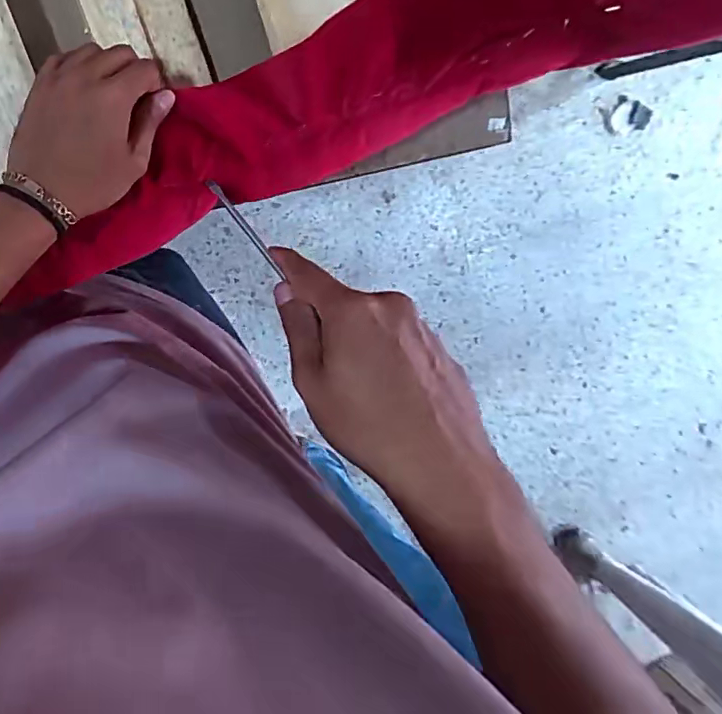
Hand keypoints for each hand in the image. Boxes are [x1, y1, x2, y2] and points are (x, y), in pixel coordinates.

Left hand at [6, 43, 174, 219]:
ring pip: (91, 51)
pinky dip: (76, 64)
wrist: (40, 194)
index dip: (155, 82)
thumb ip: (150, 123)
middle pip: (120, 53)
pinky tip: (79, 84)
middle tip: (131, 95)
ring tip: (104, 88)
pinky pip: (62, 58)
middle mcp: (86, 77)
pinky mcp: (40, 85)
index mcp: (114, 96)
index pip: (146, 68)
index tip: (151, 100)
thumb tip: (166, 95)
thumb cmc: (92, 184)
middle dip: (133, 69)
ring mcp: (59, 78)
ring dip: (104, 63)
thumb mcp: (133, 162)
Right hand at [271, 247, 496, 507]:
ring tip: (367, 394)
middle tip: (329, 373)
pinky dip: (388, 359)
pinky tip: (393, 397)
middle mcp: (388, 305)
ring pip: (373, 324)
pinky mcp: (440, 347)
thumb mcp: (313, 382)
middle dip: (329, 325)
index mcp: (351, 310)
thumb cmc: (369, 428)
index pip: (309, 275)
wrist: (445, 467)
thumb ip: (298, 328)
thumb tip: (288, 293)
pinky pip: (400, 342)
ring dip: (361, 344)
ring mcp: (420, 325)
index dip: (288, 265)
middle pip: (343, 304)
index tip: (276, 254)